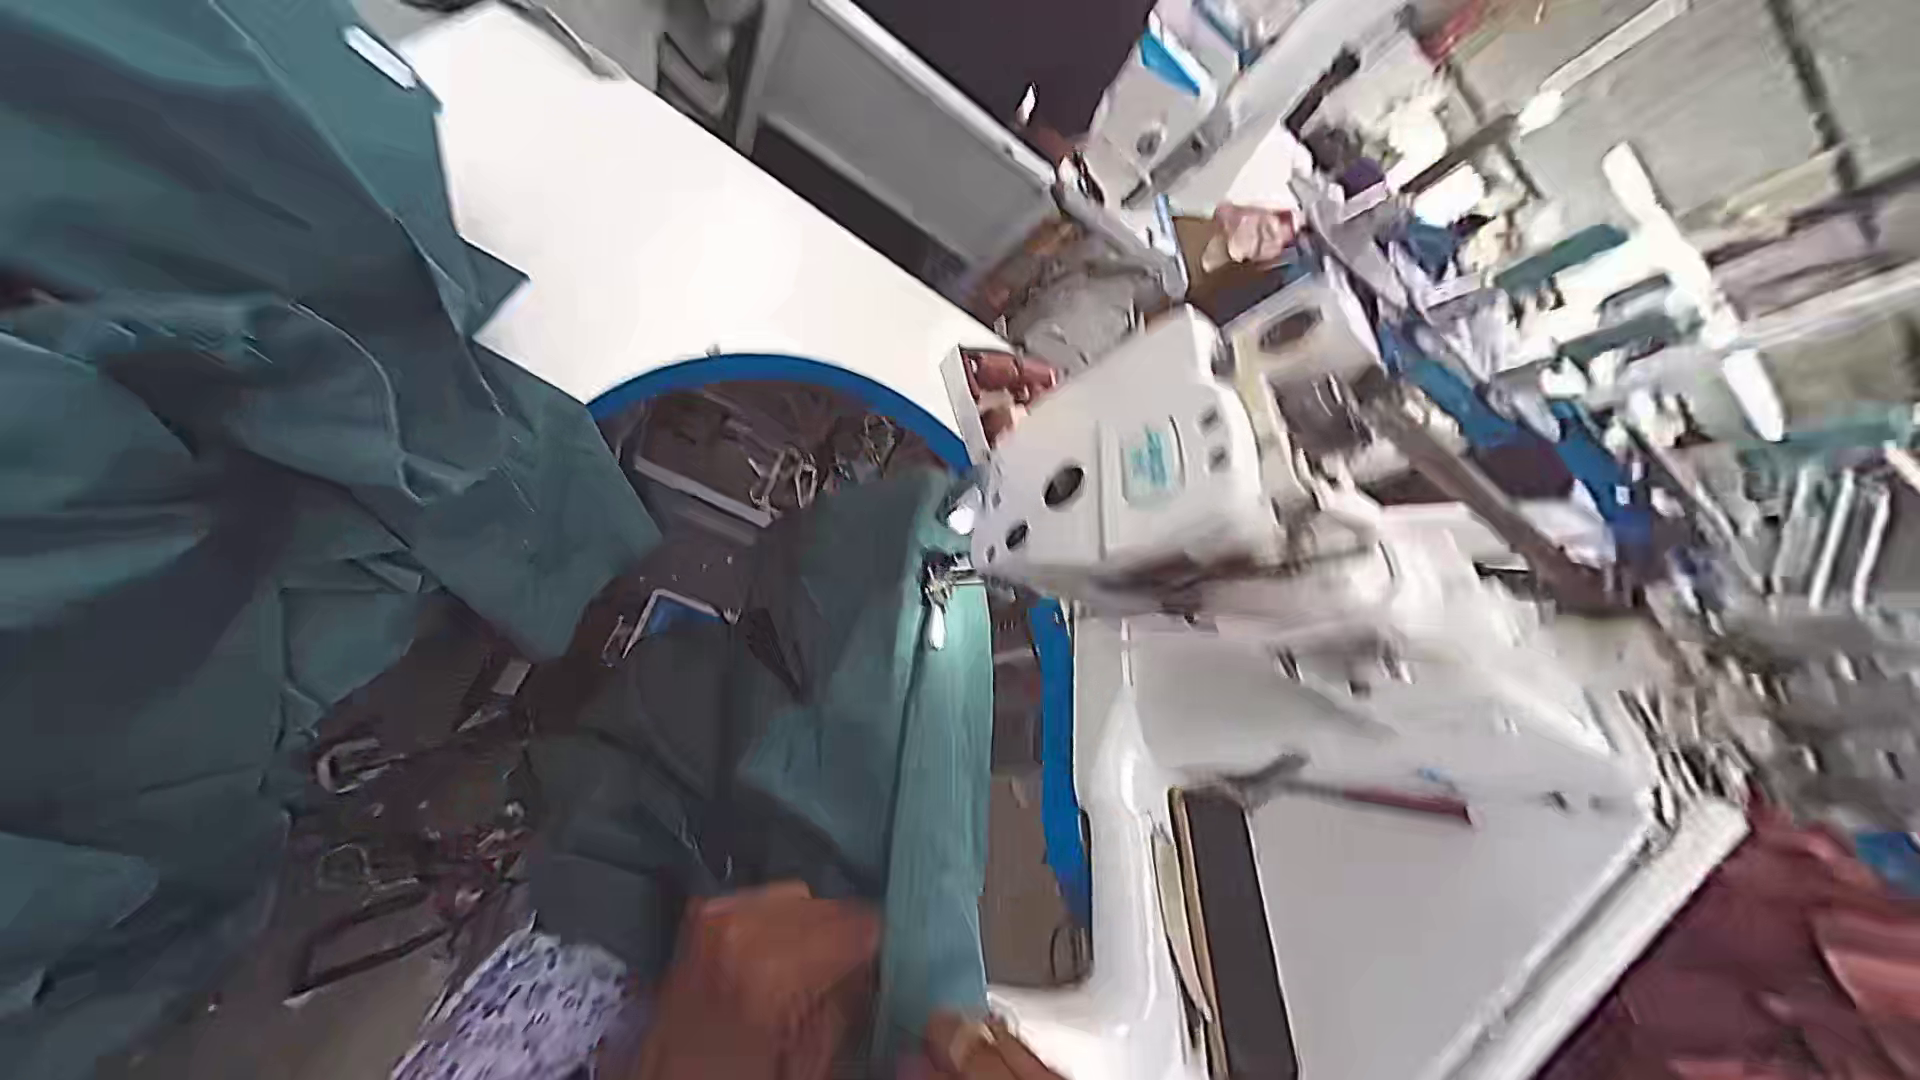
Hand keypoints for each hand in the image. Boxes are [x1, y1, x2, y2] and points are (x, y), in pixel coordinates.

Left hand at [636, 882, 879, 1079]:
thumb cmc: (740, 1078)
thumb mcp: (809, 1060)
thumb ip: (849, 1000)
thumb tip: (875, 959)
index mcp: (774, 972)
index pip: (857, 924)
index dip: (875, 942)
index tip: (881, 954)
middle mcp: (745, 928)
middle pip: (829, 906)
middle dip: (842, 934)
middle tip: (843, 968)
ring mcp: (719, 914)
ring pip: (799, 895)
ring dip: (810, 923)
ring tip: (802, 963)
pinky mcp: (705, 912)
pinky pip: (765, 895)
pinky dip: (776, 917)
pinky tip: (770, 951)